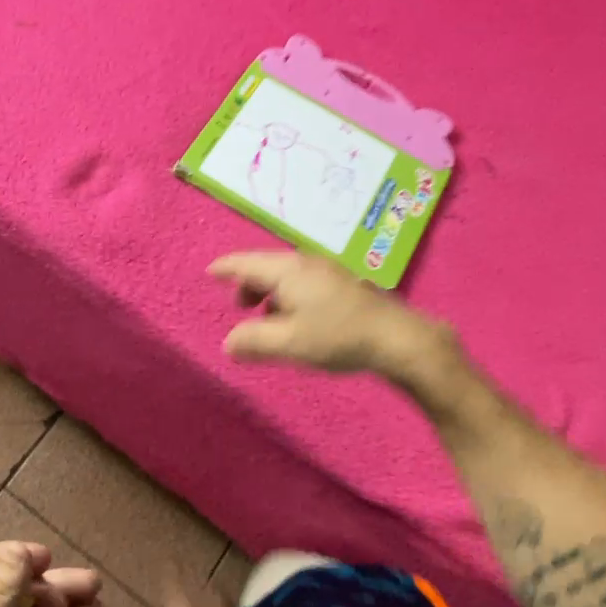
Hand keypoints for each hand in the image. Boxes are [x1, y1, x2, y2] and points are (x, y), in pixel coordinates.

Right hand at [206, 251, 450, 375]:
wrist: (396, 337)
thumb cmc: (337, 337)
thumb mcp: (288, 343)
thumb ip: (252, 341)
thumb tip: (227, 342)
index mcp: (287, 270)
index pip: (246, 263)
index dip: (226, 268)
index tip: (209, 272)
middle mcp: (304, 263)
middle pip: (266, 266)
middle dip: (248, 283)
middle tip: (239, 306)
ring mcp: (326, 271)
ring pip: (286, 274)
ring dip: (270, 291)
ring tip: (266, 318)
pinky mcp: (342, 284)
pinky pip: (303, 281)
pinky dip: (288, 294)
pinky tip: (296, 319)